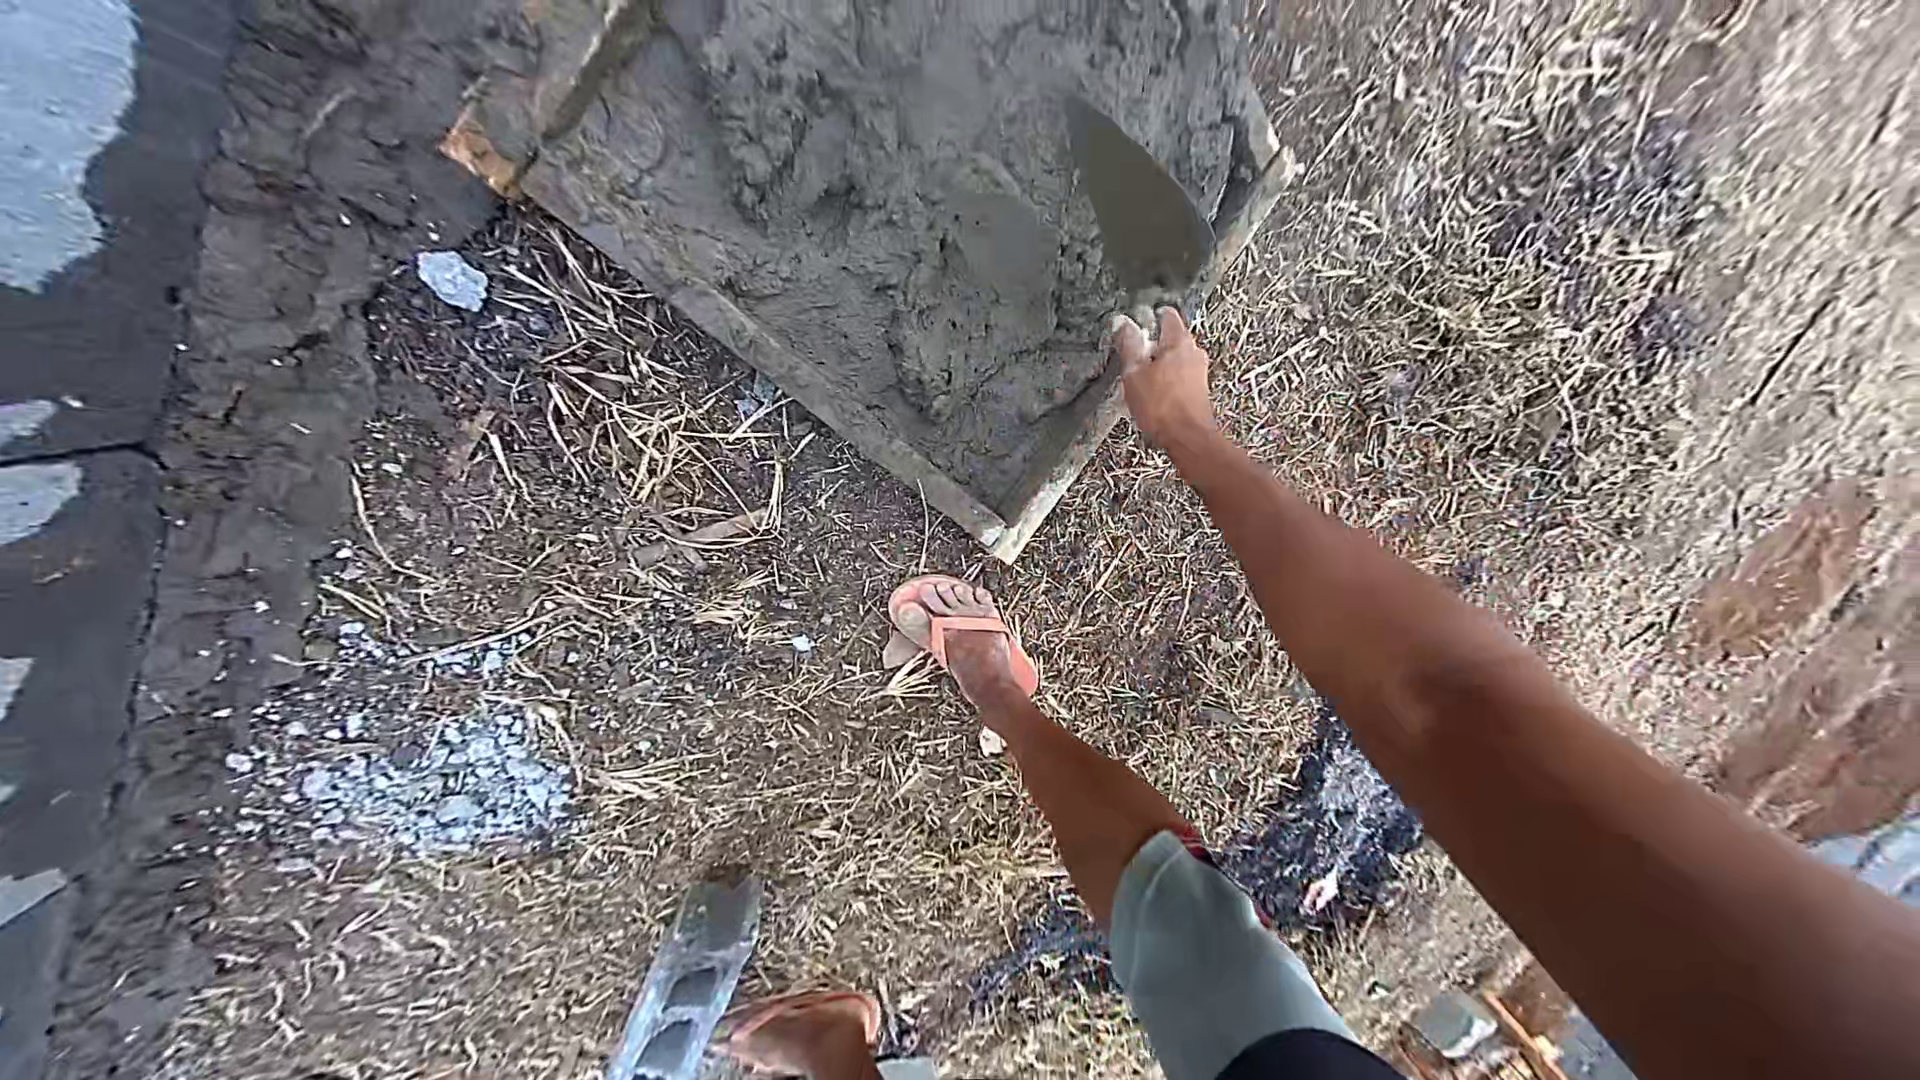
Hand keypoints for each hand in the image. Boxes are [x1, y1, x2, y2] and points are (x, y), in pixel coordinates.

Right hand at [1109, 307, 1216, 447]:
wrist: (1187, 438)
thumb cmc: (1162, 407)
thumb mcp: (1134, 373)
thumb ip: (1128, 345)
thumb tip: (1122, 323)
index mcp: (1179, 342)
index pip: (1166, 315)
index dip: (1148, 318)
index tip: (1134, 328)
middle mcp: (1193, 353)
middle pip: (1169, 339)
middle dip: (1150, 347)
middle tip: (1132, 360)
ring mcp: (1198, 372)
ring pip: (1174, 360)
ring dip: (1157, 366)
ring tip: (1139, 382)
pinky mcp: (1198, 391)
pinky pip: (1178, 378)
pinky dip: (1165, 381)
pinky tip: (1152, 396)